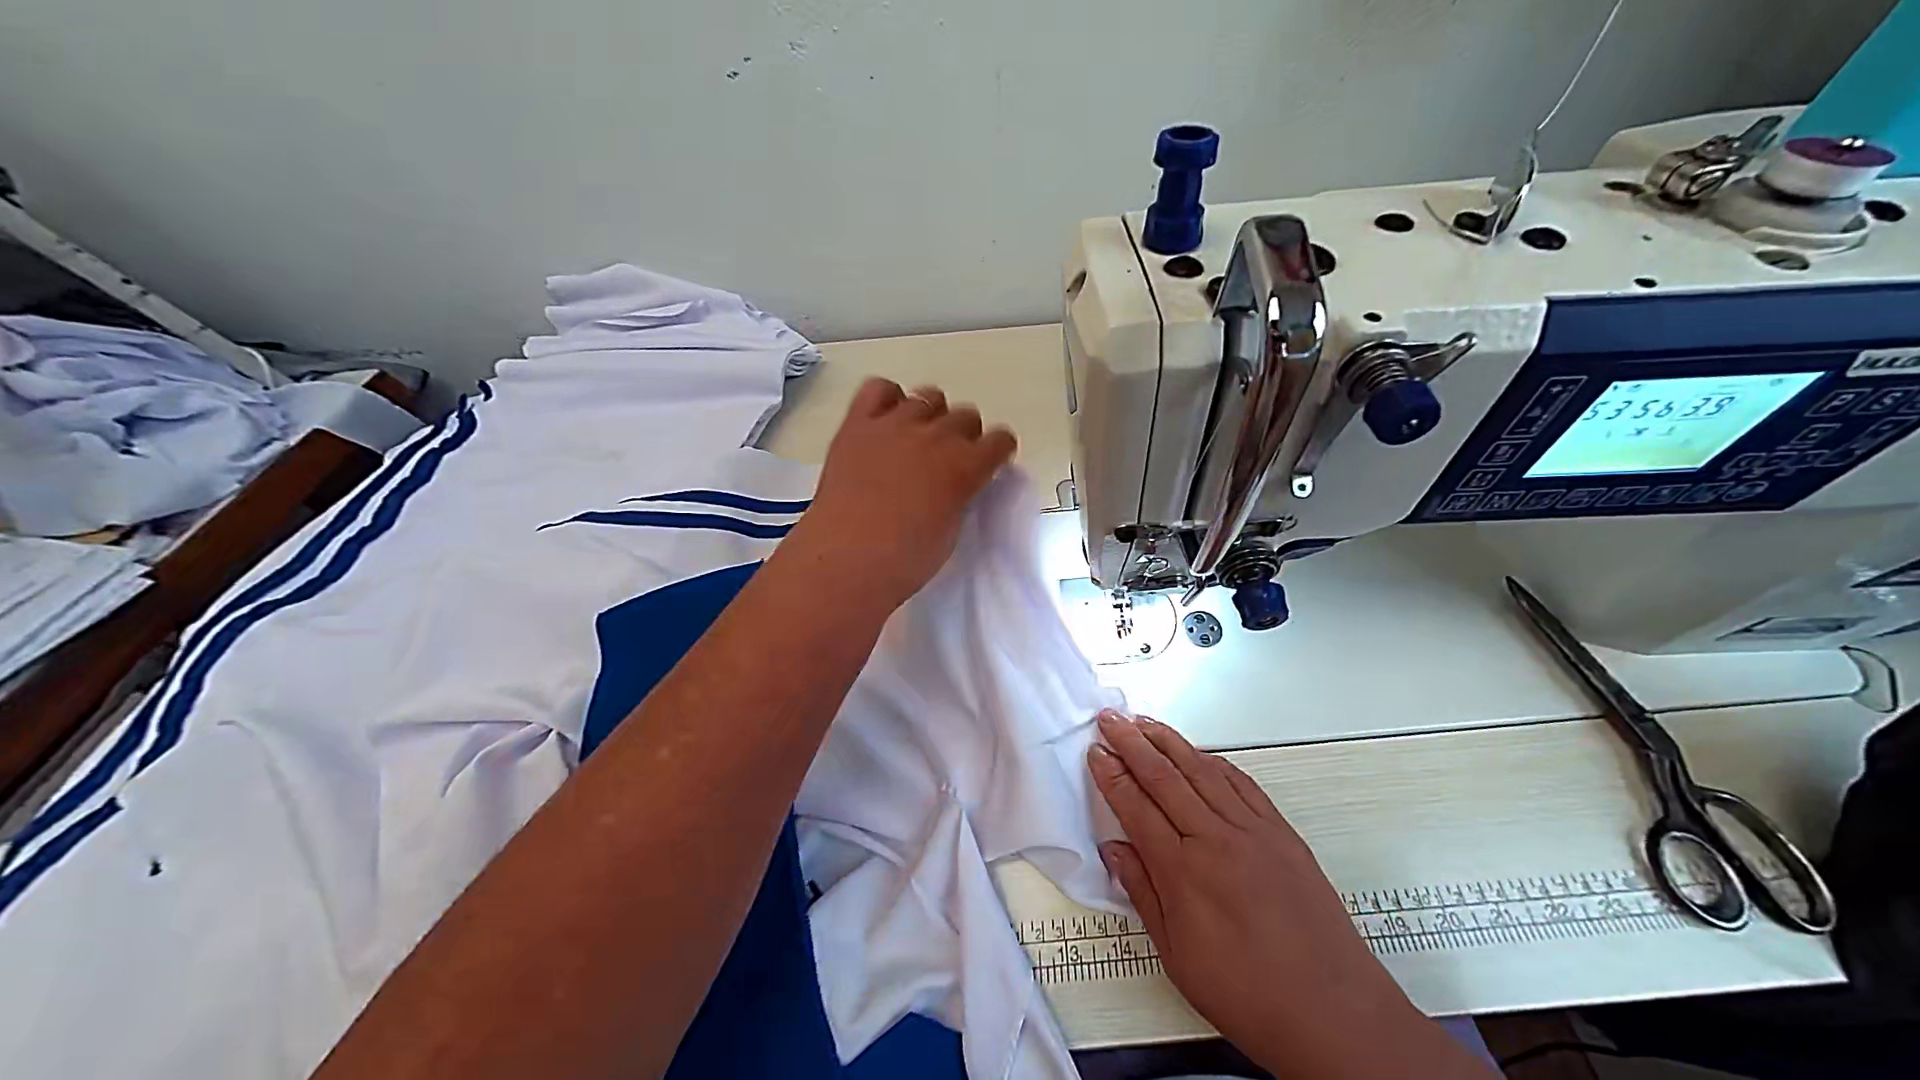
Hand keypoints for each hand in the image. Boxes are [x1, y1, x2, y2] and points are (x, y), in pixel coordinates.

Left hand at [787, 378, 1015, 609]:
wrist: (846, 559)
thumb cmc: (904, 561)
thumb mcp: (951, 532)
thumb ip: (960, 497)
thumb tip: (956, 487)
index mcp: (966, 467)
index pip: (1000, 440)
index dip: (996, 453)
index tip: (987, 467)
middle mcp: (937, 436)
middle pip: (966, 416)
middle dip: (964, 436)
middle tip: (948, 462)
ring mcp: (896, 425)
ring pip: (929, 397)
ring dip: (931, 416)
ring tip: (917, 440)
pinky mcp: (858, 423)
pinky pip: (879, 389)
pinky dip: (888, 399)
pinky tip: (885, 421)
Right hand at [1087, 712, 1495, 1079]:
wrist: (1333, 1012)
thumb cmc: (1252, 995)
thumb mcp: (1178, 955)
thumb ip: (1143, 893)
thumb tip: (1115, 851)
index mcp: (1184, 873)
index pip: (1136, 807)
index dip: (1111, 776)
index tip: (1096, 753)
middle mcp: (1217, 841)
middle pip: (1164, 777)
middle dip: (1131, 743)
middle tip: (1110, 720)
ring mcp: (1254, 832)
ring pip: (1202, 771)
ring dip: (1169, 742)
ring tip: (1145, 722)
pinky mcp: (1283, 834)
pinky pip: (1243, 785)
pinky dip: (1217, 762)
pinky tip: (1201, 754)